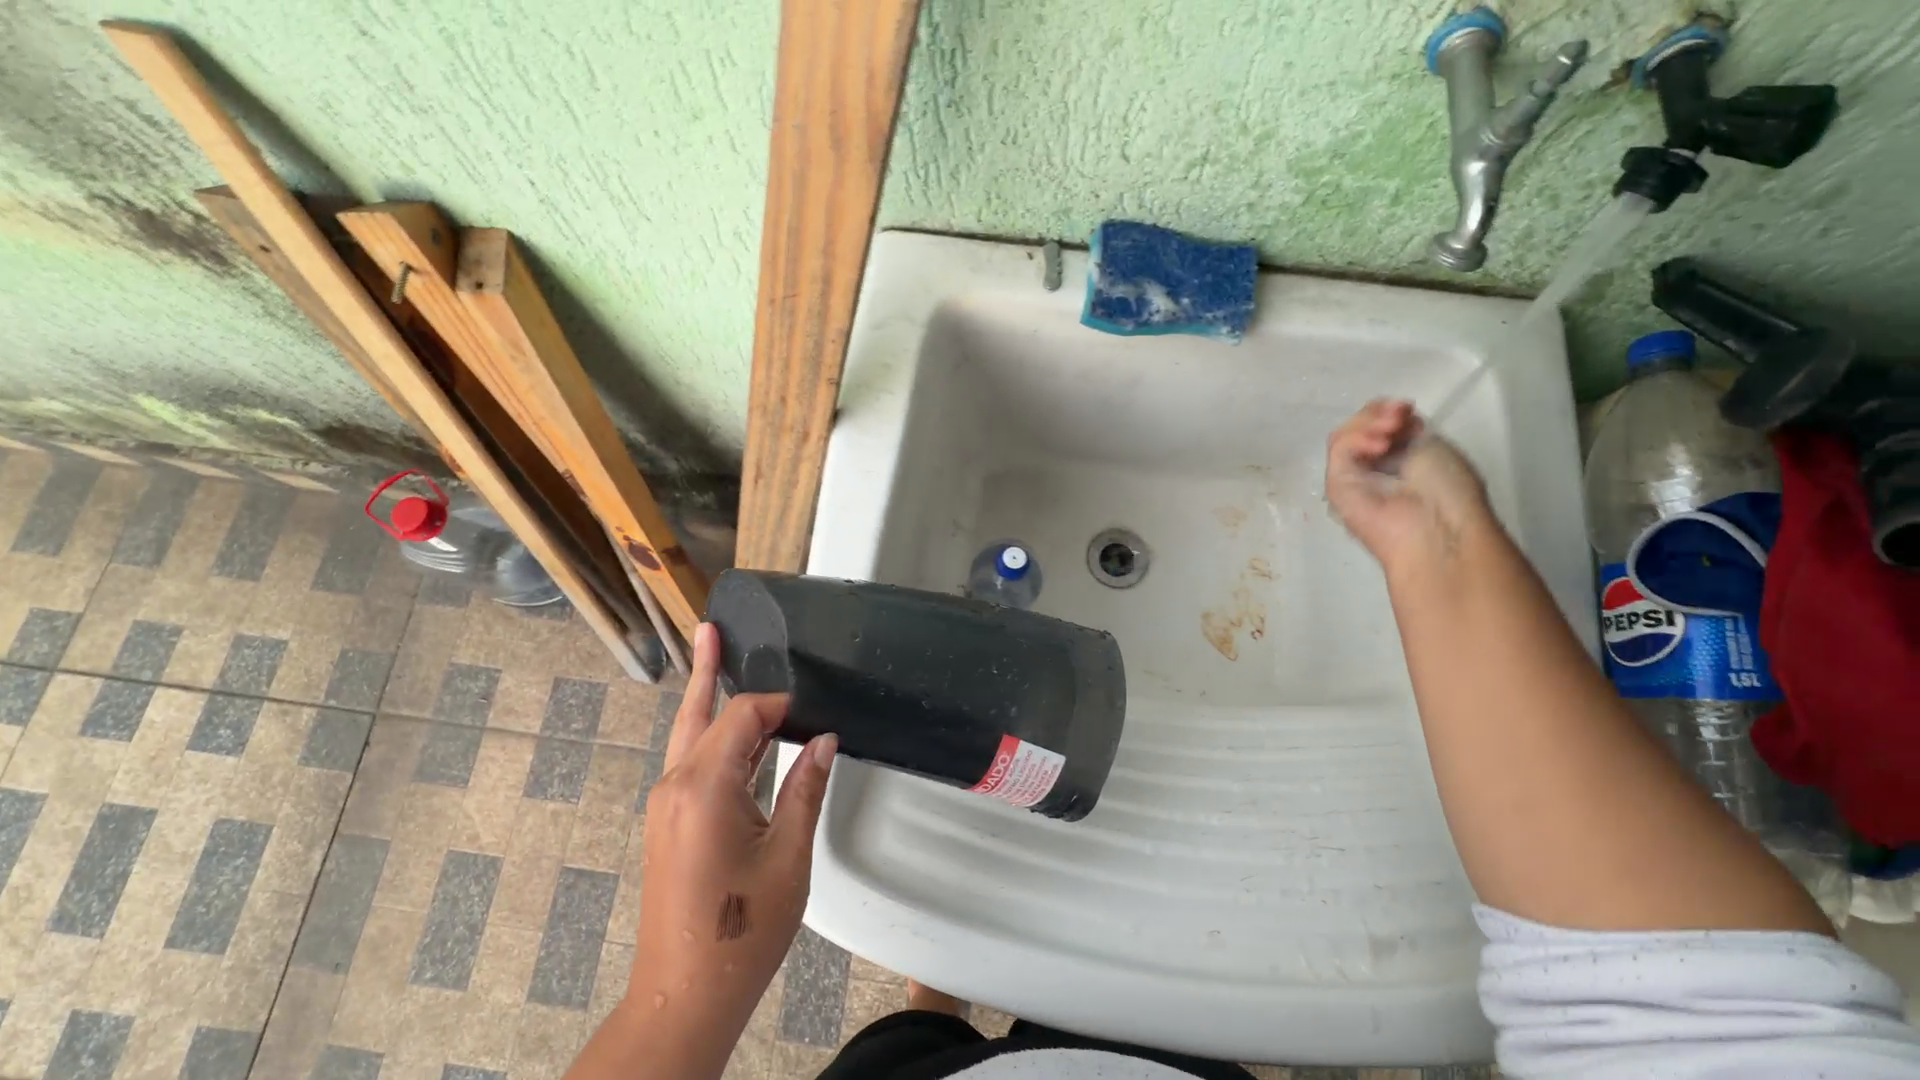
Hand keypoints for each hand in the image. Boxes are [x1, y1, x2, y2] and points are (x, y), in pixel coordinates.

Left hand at [624, 623, 835, 1067]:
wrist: (686, 992)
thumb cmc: (743, 929)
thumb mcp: (789, 855)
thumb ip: (806, 788)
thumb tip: (824, 741)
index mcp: (704, 786)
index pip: (743, 716)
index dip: (778, 703)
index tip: (812, 709)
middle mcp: (675, 787)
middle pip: (698, 713)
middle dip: (709, 670)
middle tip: (712, 629)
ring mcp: (665, 806)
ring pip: (688, 737)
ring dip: (708, 703)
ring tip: (718, 664)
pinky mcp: (667, 824)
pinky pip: (689, 764)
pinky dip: (710, 739)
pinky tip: (732, 738)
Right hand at [1325, 399, 1491, 576]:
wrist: (1438, 526)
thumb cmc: (1449, 490)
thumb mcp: (1434, 446)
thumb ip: (1406, 429)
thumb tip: (1389, 418)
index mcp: (1398, 458)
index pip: (1378, 424)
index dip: (1388, 410)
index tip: (1407, 407)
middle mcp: (1372, 467)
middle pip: (1358, 426)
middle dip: (1377, 413)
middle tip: (1400, 417)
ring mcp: (1352, 476)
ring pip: (1344, 435)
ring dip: (1367, 423)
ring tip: (1392, 428)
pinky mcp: (1336, 484)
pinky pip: (1338, 449)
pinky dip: (1357, 439)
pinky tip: (1381, 445)